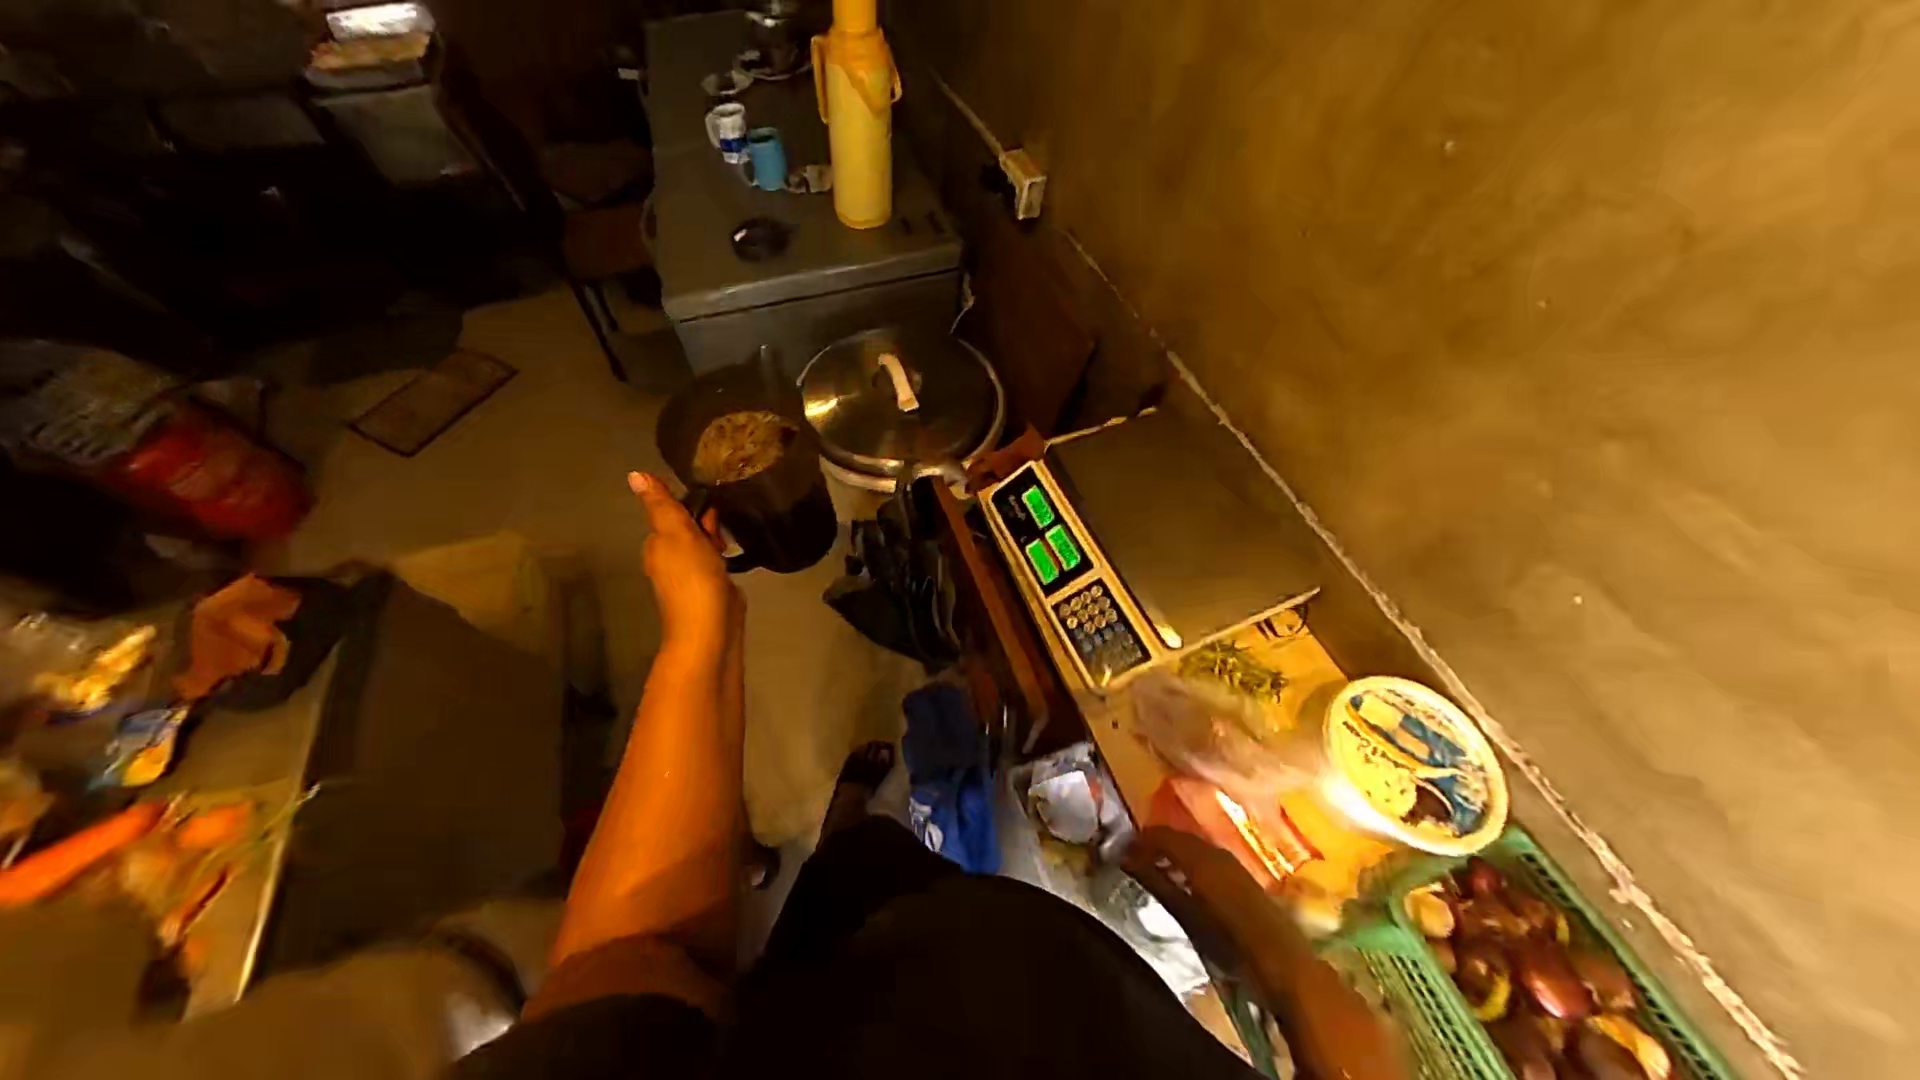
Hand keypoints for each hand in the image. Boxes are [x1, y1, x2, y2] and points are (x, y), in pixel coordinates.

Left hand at [628, 472, 737, 647]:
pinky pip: (714, 562)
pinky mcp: (708, 588)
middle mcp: (668, 558)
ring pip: (703, 545)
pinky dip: (722, 558)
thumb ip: (660, 504)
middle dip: (707, 524)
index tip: (710, 509)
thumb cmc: (694, 577)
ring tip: (728, 547)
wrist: (710, 626)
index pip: (670, 512)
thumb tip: (634, 474)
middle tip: (720, 534)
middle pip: (688, 528)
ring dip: (716, 540)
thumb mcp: (676, 533)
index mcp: (656, 544)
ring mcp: (689, 576)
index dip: (692, 506)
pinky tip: (731, 561)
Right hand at [1121, 826, 1270, 966]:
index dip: (1142, 840)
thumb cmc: (1230, 940)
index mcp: (1201, 857)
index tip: (1122, 849)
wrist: (1282, 961)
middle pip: (1179, 837)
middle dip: (1156, 843)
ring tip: (1153, 866)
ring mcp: (1231, 861)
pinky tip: (1182, 877)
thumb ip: (1157, 882)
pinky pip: (1207, 856)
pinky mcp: (1241, 874)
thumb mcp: (1186, 913)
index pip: (1164, 835)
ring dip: (1173, 851)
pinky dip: (1189, 860)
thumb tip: (1129, 859)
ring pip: (1194, 846)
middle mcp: (1216, 851)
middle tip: (1134, 856)